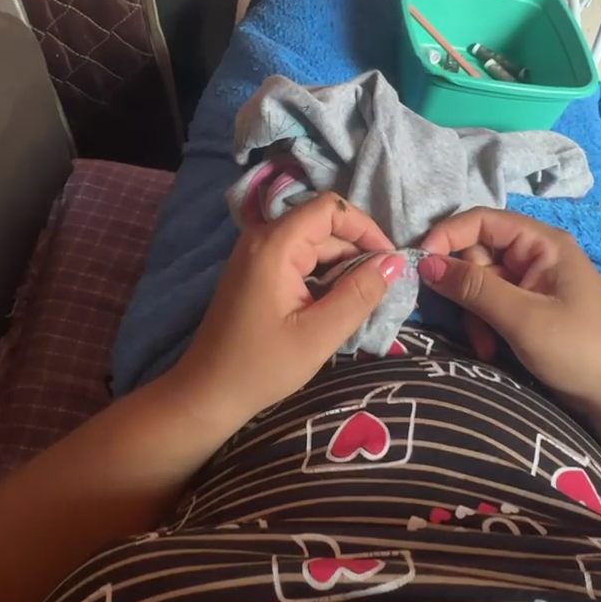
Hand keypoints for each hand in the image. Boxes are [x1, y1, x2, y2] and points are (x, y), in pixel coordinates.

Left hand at [169, 194, 399, 424]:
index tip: (389, 261)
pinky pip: (299, 258)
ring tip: (362, 300)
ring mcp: (256, 253)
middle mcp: (262, 238)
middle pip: (323, 225)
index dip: (365, 227)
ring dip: (342, 266)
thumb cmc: (261, 367)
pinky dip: (323, 274)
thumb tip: (395, 262)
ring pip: (314, 243)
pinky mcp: (257, 270)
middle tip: (381, 289)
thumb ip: (359, 294)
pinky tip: (335, 303)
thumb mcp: (319, 335)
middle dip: (357, 251)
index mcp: (275, 245)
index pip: (330, 209)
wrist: (206, 393)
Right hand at [417, 208, 600, 423]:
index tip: (420, 263)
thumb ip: (473, 287)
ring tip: (485, 346)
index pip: (482, 221)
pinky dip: (485, 326)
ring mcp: (533, 284)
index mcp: (542, 243)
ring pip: (480, 283)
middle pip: (477, 253)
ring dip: (474, 314)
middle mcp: (536, 255)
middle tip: (467, 323)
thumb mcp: (522, 318)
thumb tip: (425, 262)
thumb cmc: (580, 351)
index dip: (448, 236)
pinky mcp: (530, 310)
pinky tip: (491, 350)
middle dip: (466, 289)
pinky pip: (492, 305)